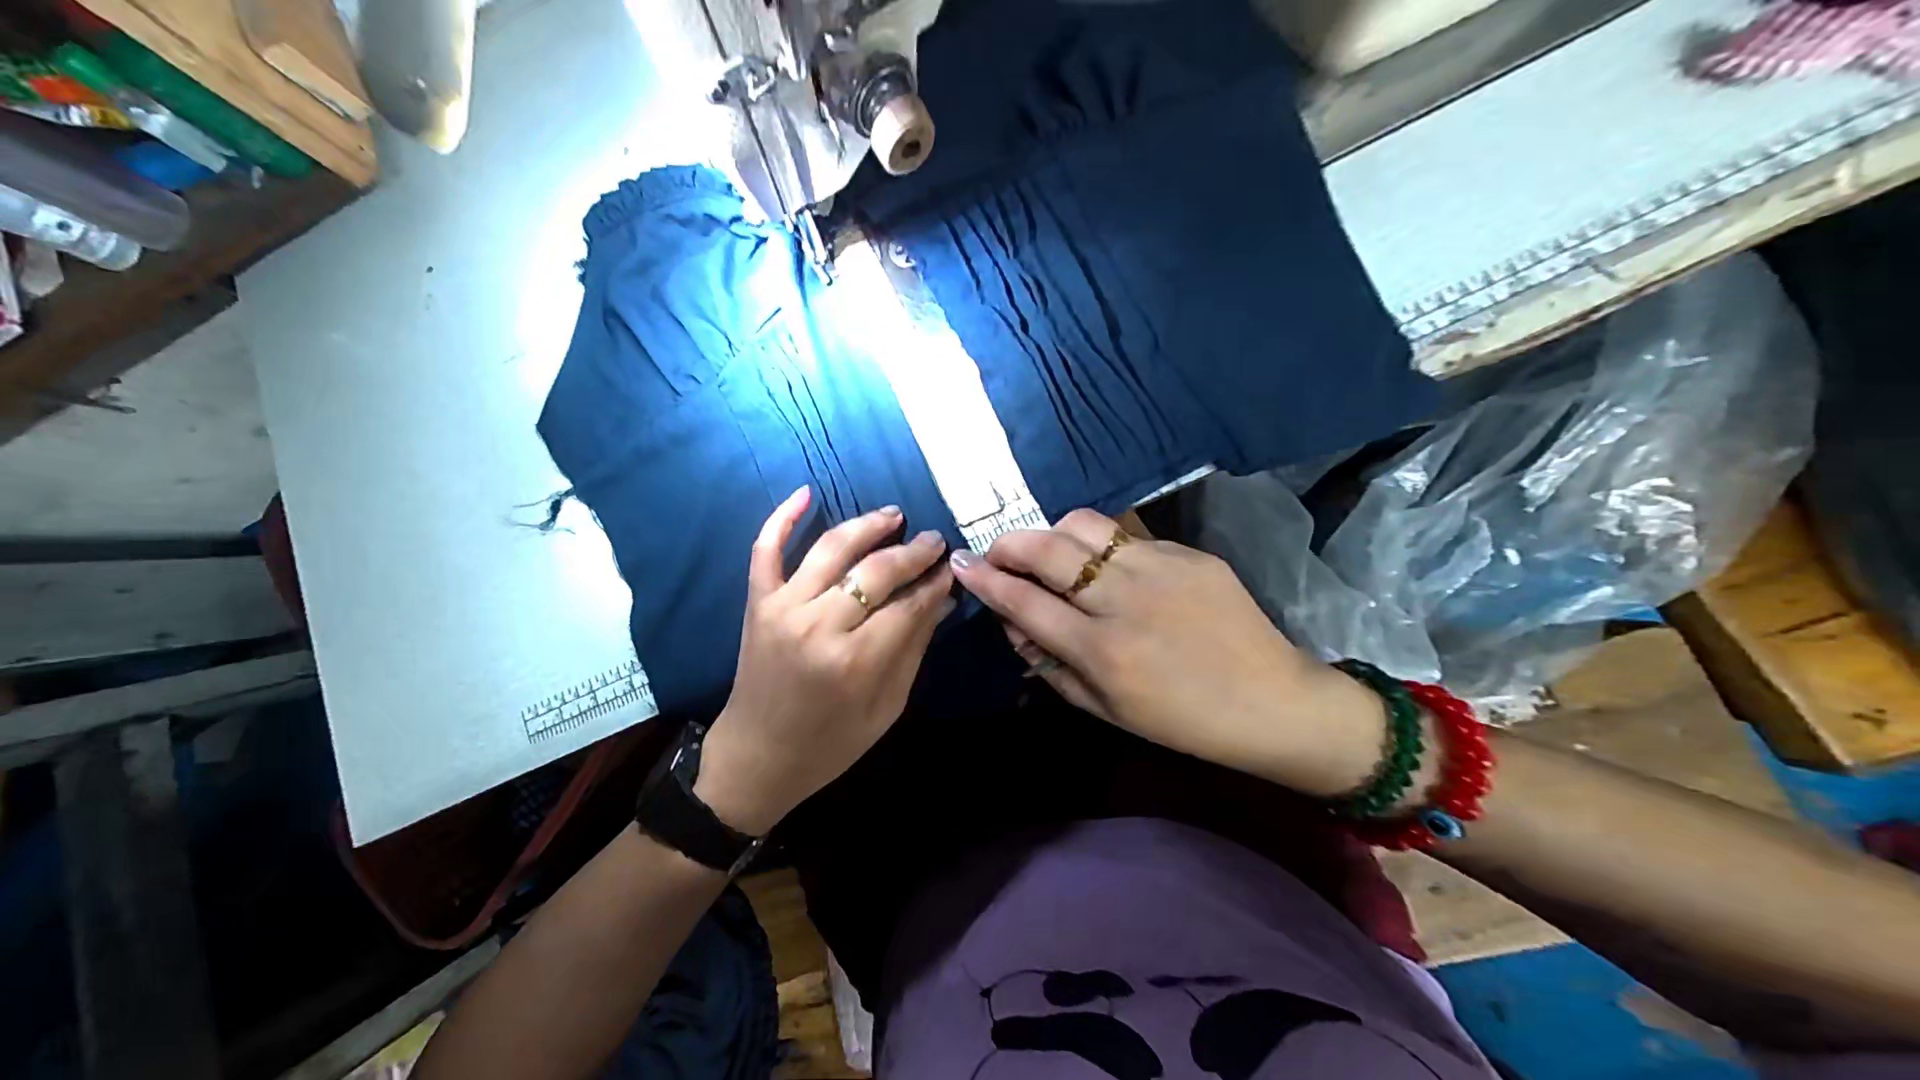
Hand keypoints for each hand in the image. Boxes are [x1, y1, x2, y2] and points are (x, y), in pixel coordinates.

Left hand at [694, 487, 954, 834]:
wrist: (758, 758)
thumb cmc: (831, 743)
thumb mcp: (886, 706)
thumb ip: (913, 648)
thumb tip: (940, 597)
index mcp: (855, 660)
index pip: (908, 603)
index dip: (934, 581)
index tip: (949, 567)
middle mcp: (818, 624)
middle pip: (876, 570)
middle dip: (912, 551)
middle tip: (933, 540)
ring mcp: (782, 608)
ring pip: (830, 548)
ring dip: (867, 525)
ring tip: (893, 515)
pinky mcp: (756, 603)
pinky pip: (765, 550)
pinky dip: (781, 518)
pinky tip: (805, 492)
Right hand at [950, 509, 1387, 797]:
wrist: (1272, 701)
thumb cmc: (1181, 721)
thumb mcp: (1104, 708)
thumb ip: (1049, 664)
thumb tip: (1011, 621)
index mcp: (1101, 650)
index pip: (1023, 601)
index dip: (985, 579)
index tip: (962, 563)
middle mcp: (1123, 600)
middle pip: (1046, 550)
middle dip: (1008, 543)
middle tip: (997, 552)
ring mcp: (1158, 568)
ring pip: (1083, 526)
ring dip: (1052, 534)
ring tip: (1051, 553)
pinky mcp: (1188, 553)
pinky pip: (1126, 536)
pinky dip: (1102, 547)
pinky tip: (1109, 568)